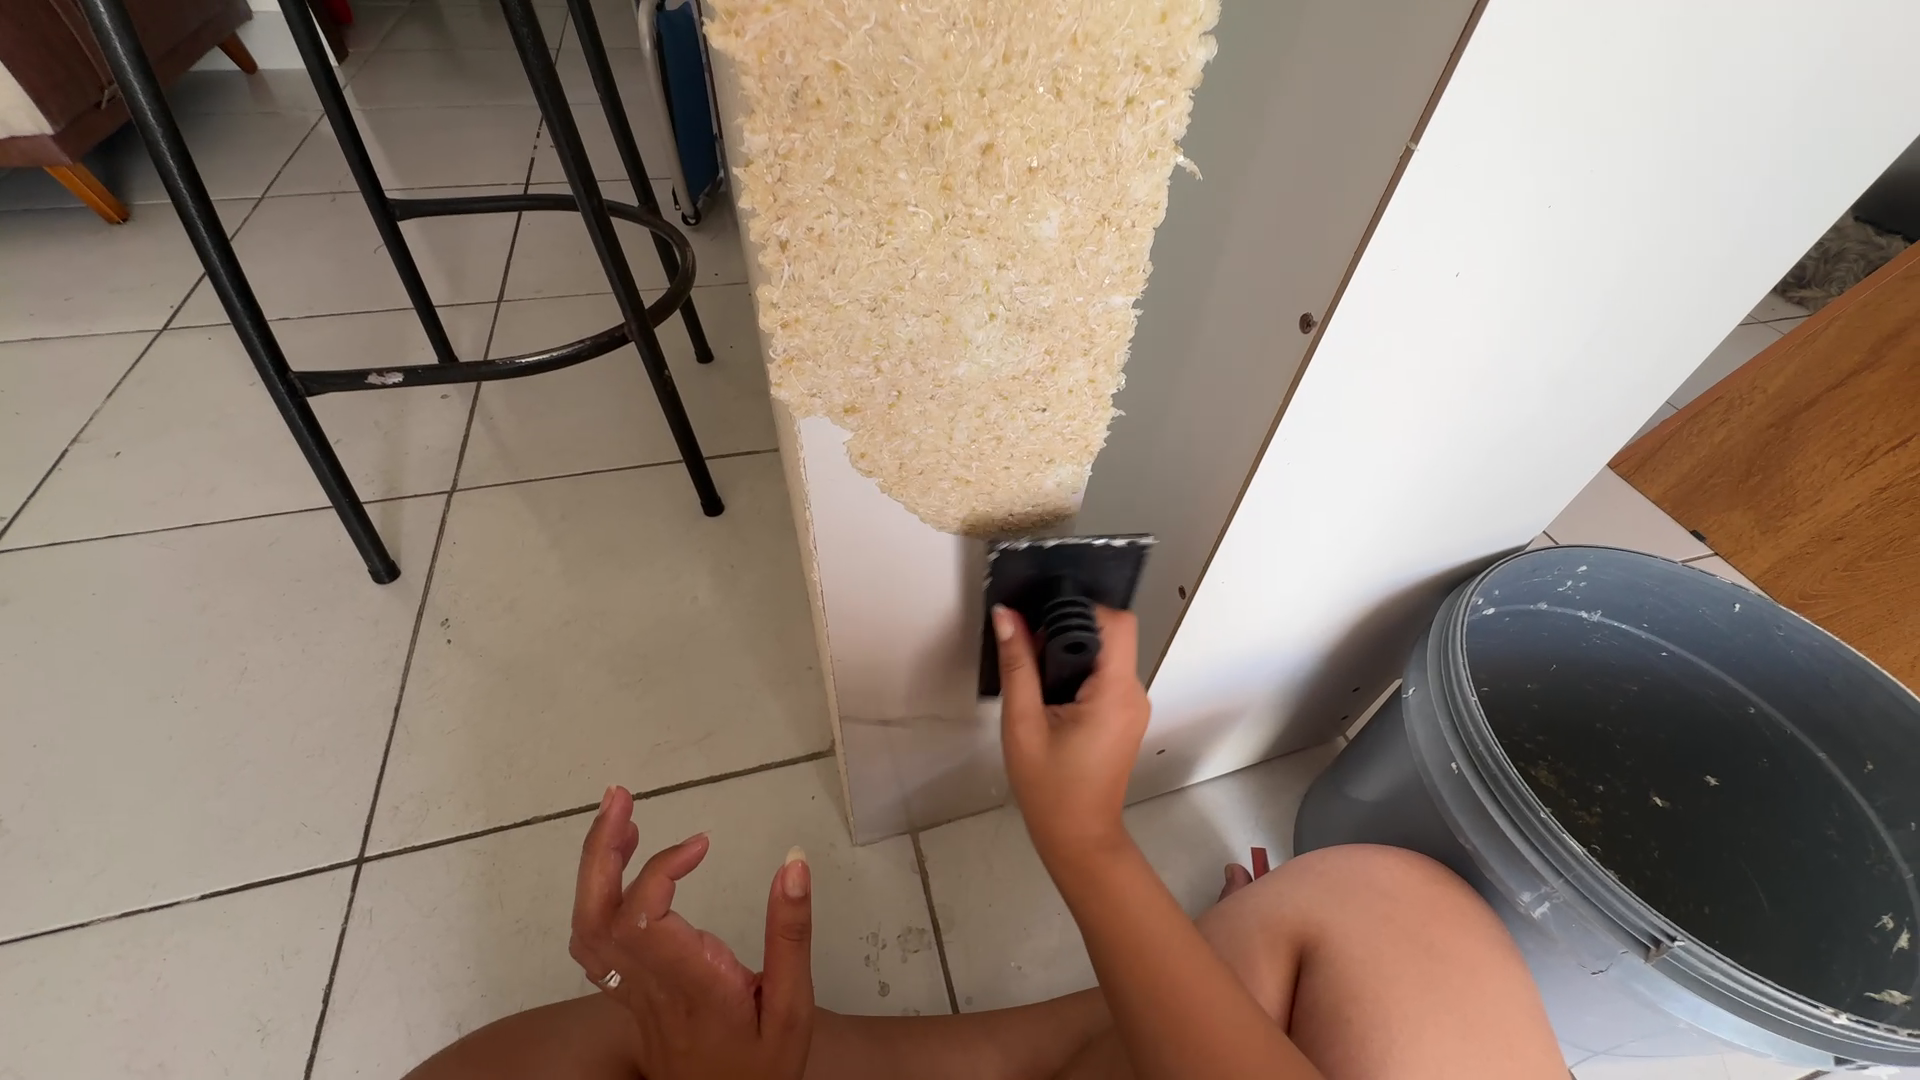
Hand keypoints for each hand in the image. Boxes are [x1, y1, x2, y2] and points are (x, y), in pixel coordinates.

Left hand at [568, 786, 813, 1079]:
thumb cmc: (763, 1065)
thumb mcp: (794, 1006)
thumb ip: (791, 934)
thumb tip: (793, 862)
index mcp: (691, 985)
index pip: (643, 920)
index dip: (658, 868)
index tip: (701, 843)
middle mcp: (650, 987)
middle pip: (596, 918)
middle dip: (600, 851)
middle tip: (619, 796)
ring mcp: (632, 993)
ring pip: (586, 930)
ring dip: (594, 867)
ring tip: (619, 817)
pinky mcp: (630, 994)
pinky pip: (594, 944)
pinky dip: (595, 895)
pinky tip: (616, 869)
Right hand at [993, 604, 1149, 865]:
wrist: (1077, 837)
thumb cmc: (1050, 787)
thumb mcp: (1022, 722)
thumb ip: (1017, 664)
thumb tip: (1007, 616)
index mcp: (1115, 692)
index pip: (1116, 623)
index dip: (1082, 611)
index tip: (1044, 622)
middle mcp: (1134, 693)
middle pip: (1110, 636)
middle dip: (1069, 633)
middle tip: (1030, 653)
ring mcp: (1133, 707)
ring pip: (1106, 656)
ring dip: (1071, 655)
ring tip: (1036, 679)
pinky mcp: (1124, 717)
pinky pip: (1105, 677)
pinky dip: (1078, 674)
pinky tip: (1049, 696)